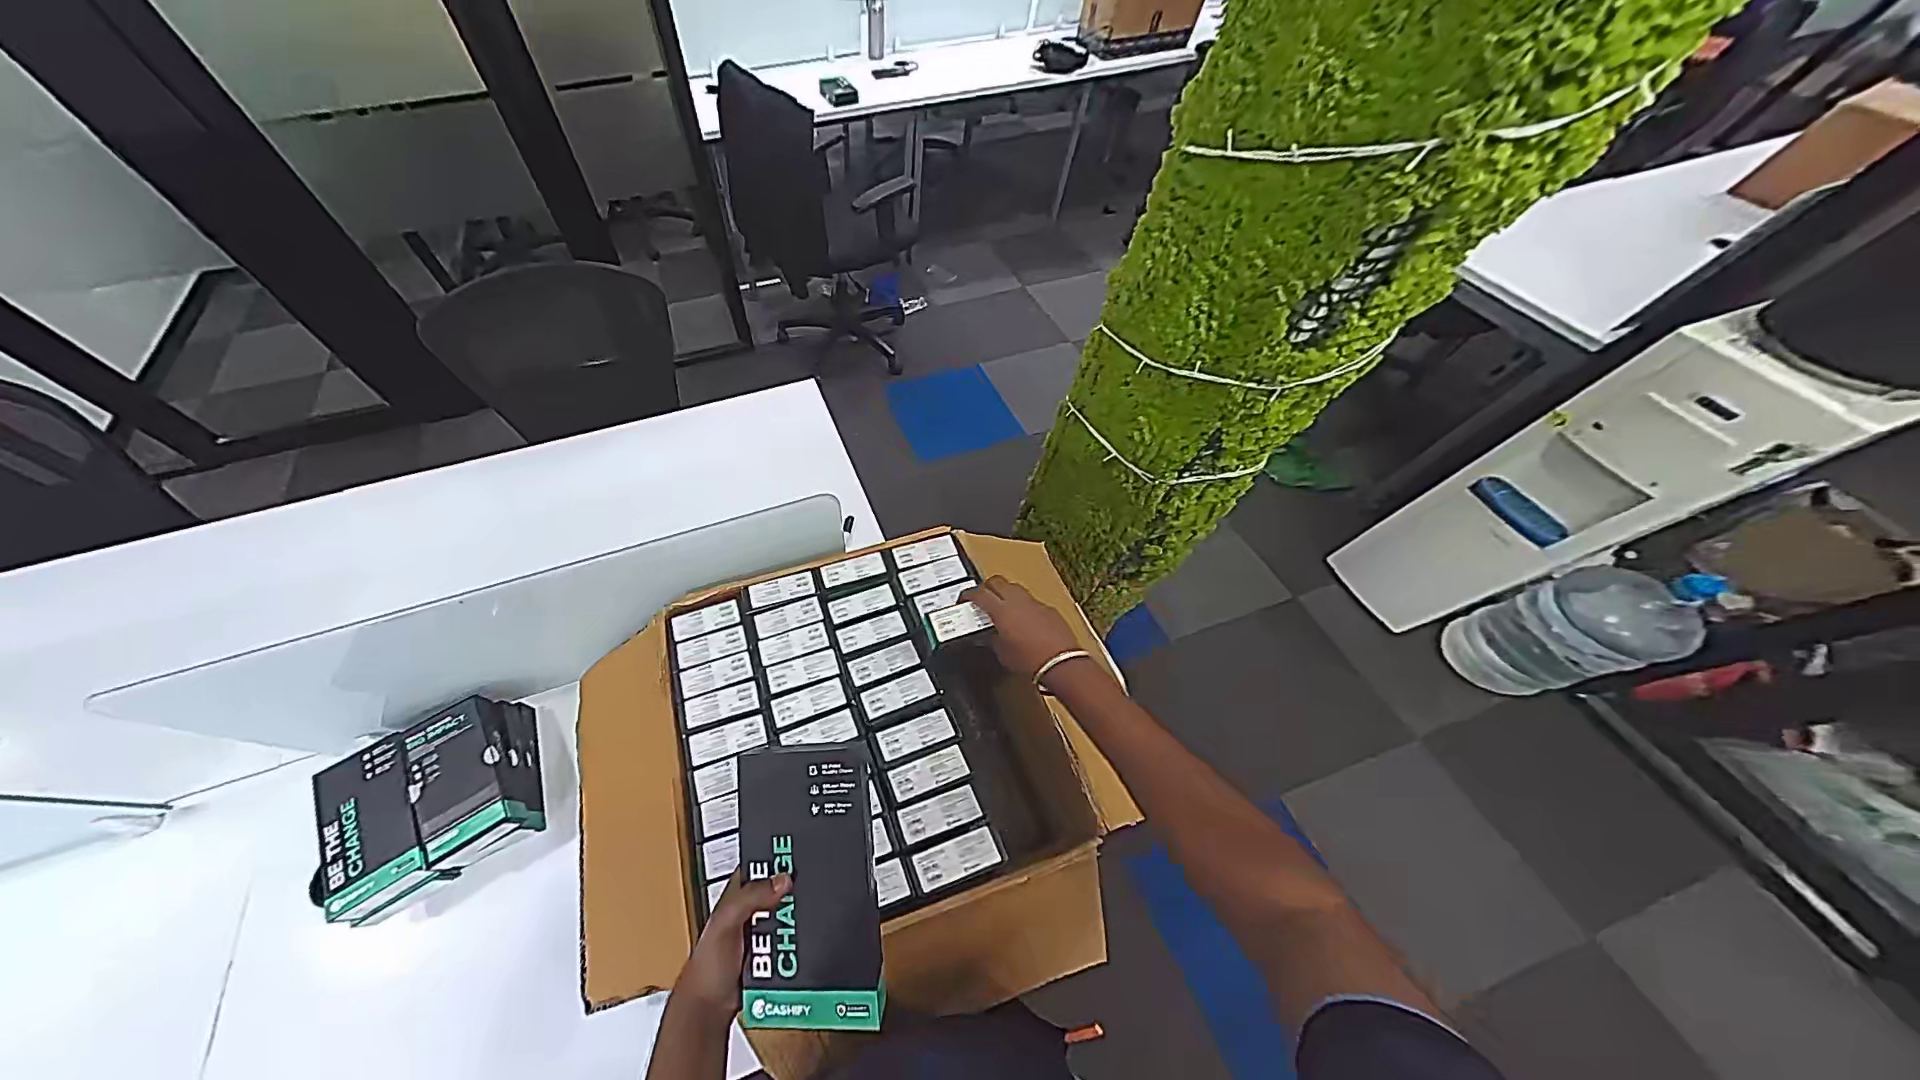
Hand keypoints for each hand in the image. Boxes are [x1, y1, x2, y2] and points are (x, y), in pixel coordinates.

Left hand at [675, 868, 791, 1015]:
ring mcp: (767, 928)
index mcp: (740, 890)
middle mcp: (755, 906)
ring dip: (797, 922)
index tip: (800, 855)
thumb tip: (782, 880)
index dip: (782, 853)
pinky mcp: (777, 949)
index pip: (765, 861)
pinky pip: (797, 938)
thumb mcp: (725, 923)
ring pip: (794, 914)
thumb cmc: (706, 967)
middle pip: (785, 887)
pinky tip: (796, 947)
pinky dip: (800, 941)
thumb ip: (749, 897)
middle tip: (795, 904)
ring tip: (786, 936)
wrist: (710, 1011)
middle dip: (795, 893)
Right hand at [960, 576, 1085, 683]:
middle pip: (997, 581)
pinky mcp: (1049, 609)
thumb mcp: (1002, 653)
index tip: (965, 600)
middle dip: (986, 587)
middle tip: (981, 598)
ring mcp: (1035, 603)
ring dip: (1005, 593)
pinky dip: (1022, 605)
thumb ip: (992, 640)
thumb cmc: (1032, 661)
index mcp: (1002, 610)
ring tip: (1000, 607)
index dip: (968, 595)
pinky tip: (1022, 619)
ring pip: (1015, 587)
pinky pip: (1031, 600)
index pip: (979, 593)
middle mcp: (1018, 601)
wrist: (1061, 663)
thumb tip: (990, 637)